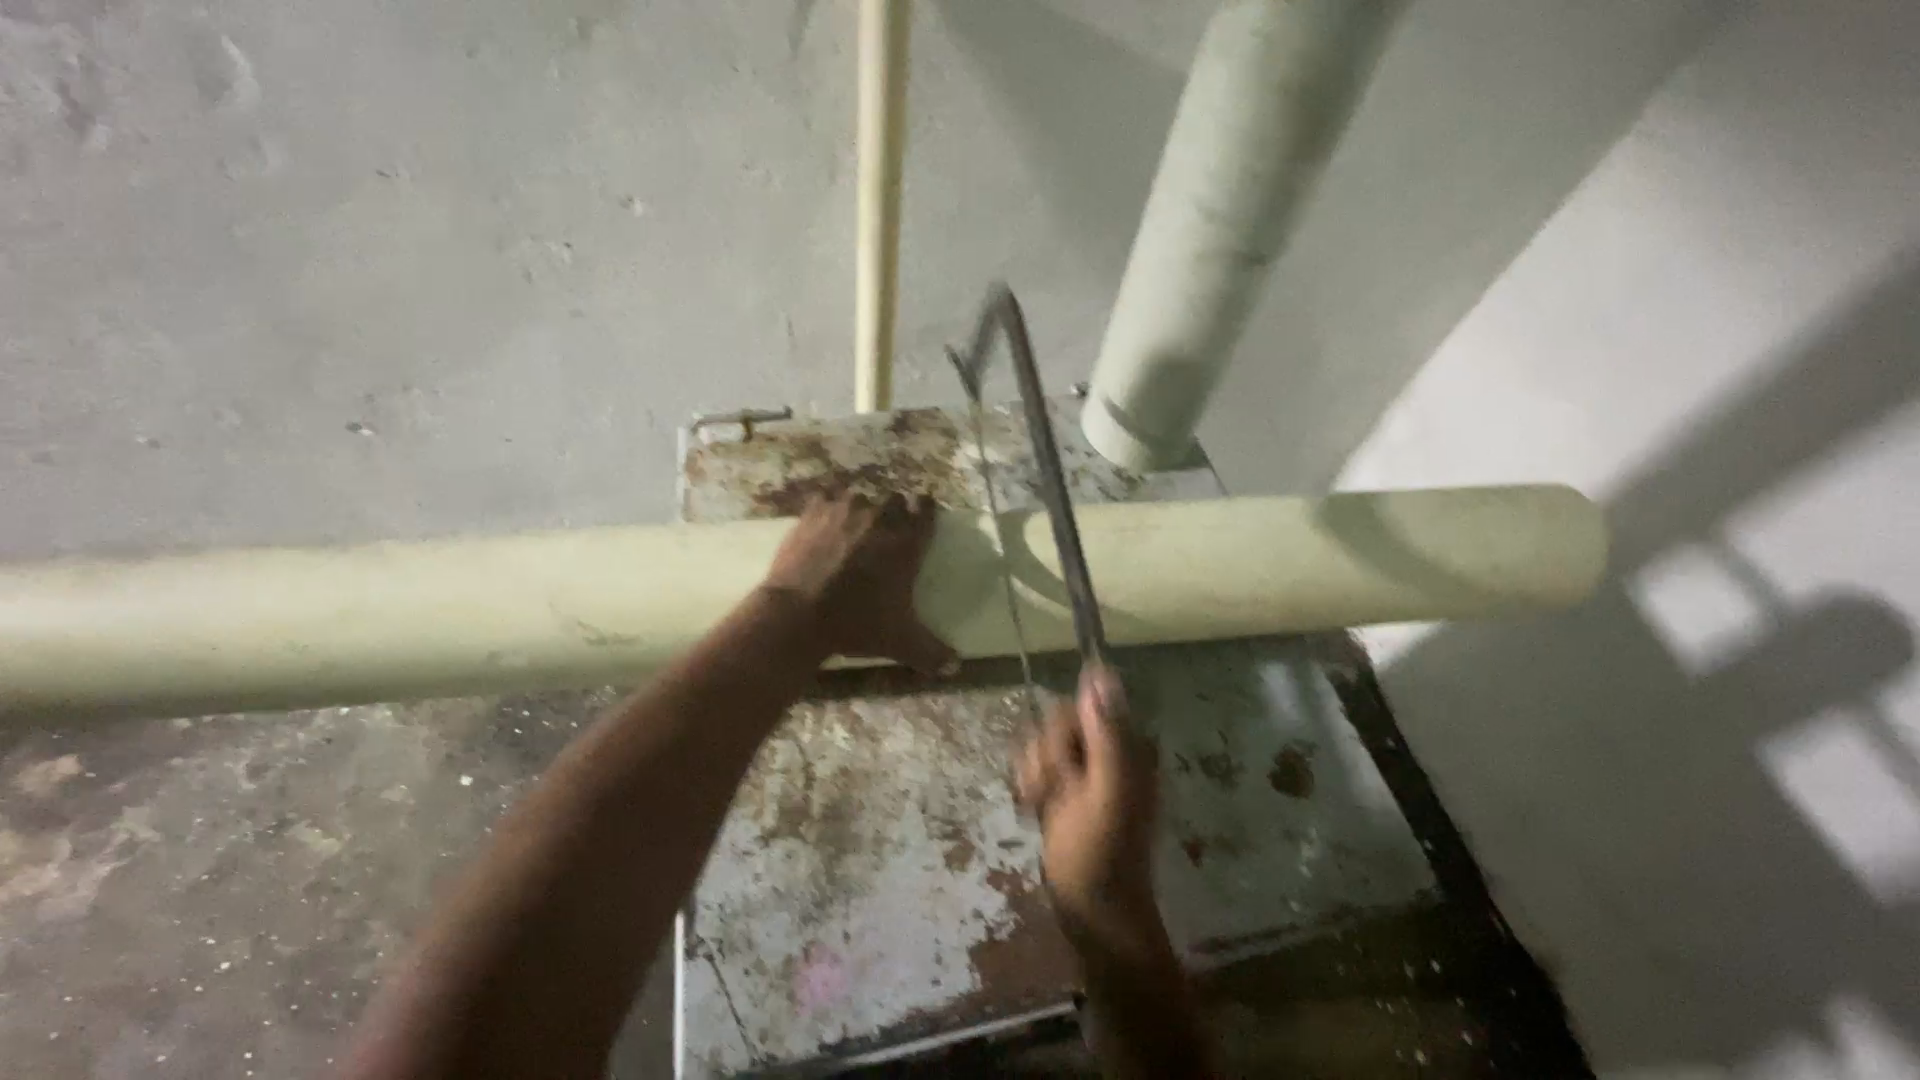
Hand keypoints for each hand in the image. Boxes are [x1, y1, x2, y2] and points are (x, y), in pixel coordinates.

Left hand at [761, 491, 958, 674]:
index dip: (925, 512)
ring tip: (852, 532)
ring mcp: (845, 510)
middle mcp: (881, 517)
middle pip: (895, 500)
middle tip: (885, 537)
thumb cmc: (856, 624)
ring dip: (860, 511)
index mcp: (907, 542)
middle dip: (893, 513)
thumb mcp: (900, 642)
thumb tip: (955, 667)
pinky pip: (826, 498)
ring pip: (860, 497)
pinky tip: (823, 526)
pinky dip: (827, 509)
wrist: (799, 614)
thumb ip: (932, 653)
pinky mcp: (814, 511)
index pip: (927, 508)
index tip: (920, 523)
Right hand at [1015, 666, 1163, 951]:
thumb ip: (1107, 734)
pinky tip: (1034, 811)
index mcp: (1127, 747)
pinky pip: (1036, 764)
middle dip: (1046, 756)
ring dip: (1035, 772)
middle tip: (1052, 793)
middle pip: (1058, 722)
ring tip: (1042, 808)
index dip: (1062, 733)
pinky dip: (1031, 785)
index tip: (1061, 766)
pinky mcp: (1064, 790)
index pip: (1082, 705)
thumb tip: (1100, 673)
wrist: (1094, 915)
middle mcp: (1108, 752)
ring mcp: (1085, 772)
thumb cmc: (1100, 858)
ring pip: (1043, 743)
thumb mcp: (1106, 794)